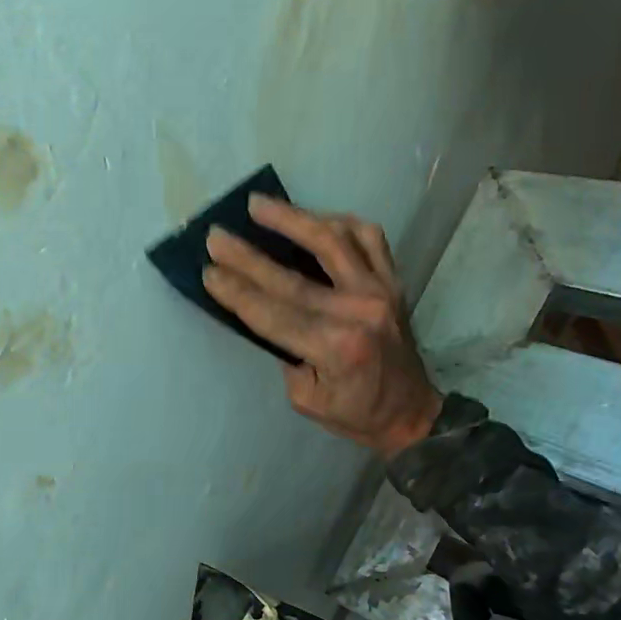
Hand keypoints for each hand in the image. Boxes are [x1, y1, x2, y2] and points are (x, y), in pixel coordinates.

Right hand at [203, 196, 442, 457]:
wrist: (412, 411)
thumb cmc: (356, 414)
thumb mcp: (308, 401)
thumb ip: (287, 356)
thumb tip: (269, 314)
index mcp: (337, 348)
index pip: (275, 314)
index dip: (238, 292)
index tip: (209, 272)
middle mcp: (360, 311)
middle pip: (293, 276)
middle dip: (248, 256)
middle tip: (216, 236)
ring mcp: (381, 290)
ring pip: (334, 240)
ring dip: (293, 219)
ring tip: (259, 205)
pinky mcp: (394, 281)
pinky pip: (368, 237)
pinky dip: (340, 222)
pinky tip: (315, 218)